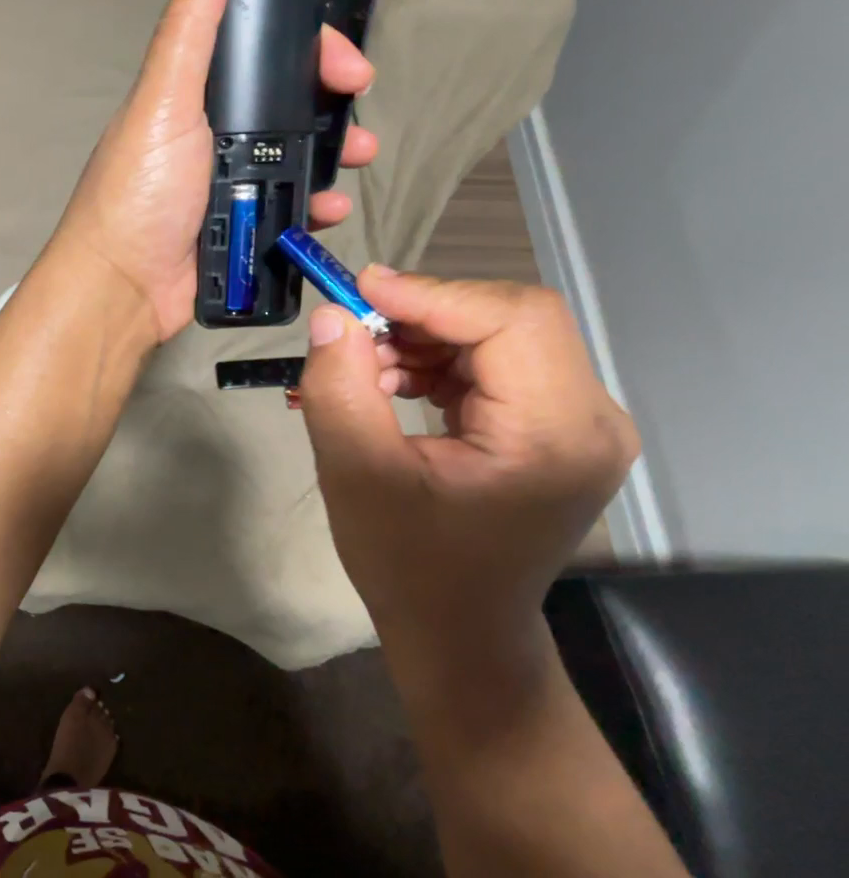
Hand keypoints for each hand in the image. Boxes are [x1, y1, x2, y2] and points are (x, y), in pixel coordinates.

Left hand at [52, 0, 379, 340]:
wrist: (123, 287)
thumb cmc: (135, 194)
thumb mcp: (161, 105)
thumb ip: (187, 34)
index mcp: (188, 101)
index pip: (259, 60)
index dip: (306, 54)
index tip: (346, 66)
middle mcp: (207, 138)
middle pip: (287, 109)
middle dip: (332, 110)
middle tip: (360, 124)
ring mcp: (223, 186)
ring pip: (295, 158)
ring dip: (333, 157)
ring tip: (356, 165)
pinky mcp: (237, 229)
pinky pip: (289, 209)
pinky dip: (314, 206)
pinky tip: (326, 212)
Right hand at [297, 270, 641, 655]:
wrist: (457, 630)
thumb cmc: (406, 562)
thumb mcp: (357, 474)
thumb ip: (341, 388)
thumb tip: (330, 315)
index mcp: (554, 434)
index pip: (512, 320)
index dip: (433, 293)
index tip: (356, 290)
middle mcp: (589, 420)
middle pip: (514, 321)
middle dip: (426, 314)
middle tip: (353, 331)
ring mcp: (579, 426)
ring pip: (505, 337)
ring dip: (428, 337)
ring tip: (363, 366)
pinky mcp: (555, 432)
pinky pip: (501, 368)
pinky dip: (441, 362)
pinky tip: (391, 382)